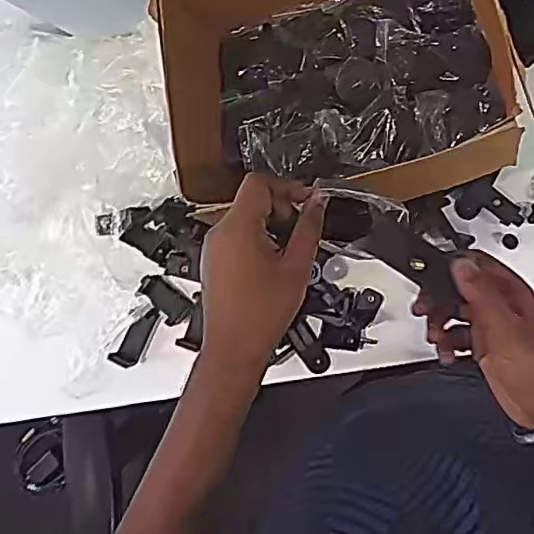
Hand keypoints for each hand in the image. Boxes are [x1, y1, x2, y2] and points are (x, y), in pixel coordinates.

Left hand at [198, 174, 325, 372]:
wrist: (234, 349)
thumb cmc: (259, 316)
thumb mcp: (297, 264)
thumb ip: (310, 226)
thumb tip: (318, 202)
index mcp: (237, 229)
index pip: (259, 183)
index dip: (288, 187)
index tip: (307, 200)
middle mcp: (220, 234)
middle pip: (254, 199)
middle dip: (284, 209)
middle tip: (303, 228)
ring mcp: (215, 248)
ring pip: (248, 217)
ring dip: (274, 225)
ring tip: (291, 251)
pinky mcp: (216, 260)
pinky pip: (240, 235)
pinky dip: (261, 238)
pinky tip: (277, 262)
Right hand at [414, 252, 533, 430]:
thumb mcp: (504, 327)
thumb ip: (481, 294)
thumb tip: (461, 265)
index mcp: (511, 291)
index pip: (477, 265)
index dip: (453, 268)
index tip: (433, 280)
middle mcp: (501, 305)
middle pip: (462, 288)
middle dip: (440, 299)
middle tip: (427, 311)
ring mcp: (493, 326)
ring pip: (457, 312)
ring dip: (441, 322)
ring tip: (437, 337)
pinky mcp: (485, 346)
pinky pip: (459, 336)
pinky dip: (448, 342)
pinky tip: (447, 352)